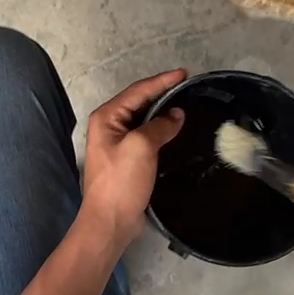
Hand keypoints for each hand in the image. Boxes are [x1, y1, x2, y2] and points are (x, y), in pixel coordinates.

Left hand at [78, 70, 187, 246]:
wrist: (109, 221)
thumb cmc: (121, 182)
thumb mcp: (141, 147)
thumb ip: (159, 126)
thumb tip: (176, 114)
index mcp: (106, 117)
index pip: (138, 91)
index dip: (162, 81)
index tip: (184, 73)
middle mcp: (108, 126)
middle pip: (138, 101)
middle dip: (162, 92)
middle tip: (187, 85)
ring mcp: (116, 142)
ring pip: (142, 118)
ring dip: (162, 110)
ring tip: (185, 103)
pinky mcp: (125, 158)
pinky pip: (145, 134)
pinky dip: (160, 128)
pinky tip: (174, 129)